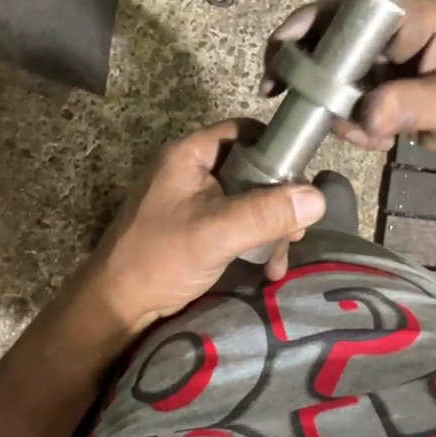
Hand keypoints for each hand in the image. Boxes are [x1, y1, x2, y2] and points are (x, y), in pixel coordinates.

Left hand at [83, 120, 326, 329]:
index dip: (277, 150)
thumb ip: (266, 213)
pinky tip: (266, 268)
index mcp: (190, 155)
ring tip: (279, 259)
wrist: (117, 304)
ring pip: (248, 200)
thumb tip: (318, 198)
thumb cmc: (159, 258)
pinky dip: (254, 241)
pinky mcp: (195, 228)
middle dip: (279, 202)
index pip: (245, 132)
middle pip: (253, 169)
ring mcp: (193, 200)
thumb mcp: (216, 232)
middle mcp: (192, 170)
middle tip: (294, 234)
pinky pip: (236, 223)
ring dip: (270, 228)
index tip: (302, 182)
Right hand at [267, 0, 435, 161]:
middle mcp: (401, 35)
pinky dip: (355, 124)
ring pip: (342, 79)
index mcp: (422, 20)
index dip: (312, 28)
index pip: (355, 13)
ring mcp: (394, 63)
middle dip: (315, 75)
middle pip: (337, 43)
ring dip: (340, 110)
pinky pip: (356, 102)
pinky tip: (380, 142)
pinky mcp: (391, 89)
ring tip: (368, 137)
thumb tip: (364, 115)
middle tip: (284, 99)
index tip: (282, 57)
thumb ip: (412, 104)